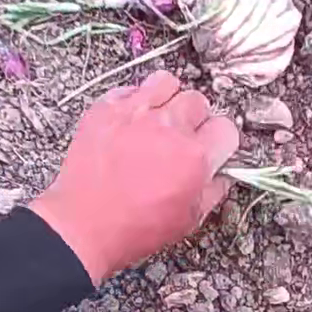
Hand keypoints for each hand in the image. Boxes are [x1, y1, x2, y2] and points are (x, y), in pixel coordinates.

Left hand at [29, 71, 238, 284]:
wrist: (85, 226)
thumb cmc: (137, 227)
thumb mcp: (189, 219)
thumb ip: (214, 191)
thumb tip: (223, 174)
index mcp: (195, 156)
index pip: (226, 128)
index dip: (222, 142)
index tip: (213, 150)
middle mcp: (168, 128)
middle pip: (198, 101)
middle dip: (197, 119)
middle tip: (186, 137)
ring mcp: (135, 114)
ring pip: (166, 83)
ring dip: (170, 99)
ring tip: (162, 119)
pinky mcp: (106, 109)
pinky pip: (130, 89)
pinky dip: (136, 101)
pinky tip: (134, 122)